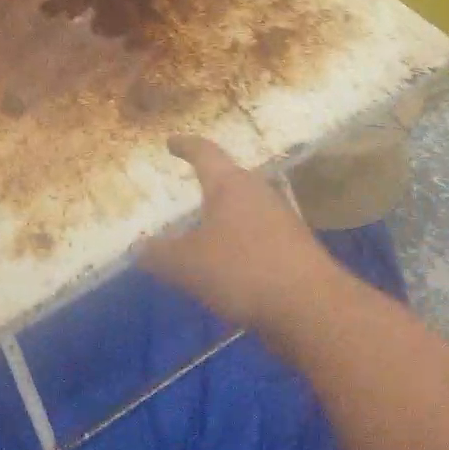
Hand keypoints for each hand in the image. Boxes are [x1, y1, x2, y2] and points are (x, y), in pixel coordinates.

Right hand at [138, 136, 342, 332]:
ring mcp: (281, 220)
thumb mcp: (187, 265)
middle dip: (209, 185)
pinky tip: (230, 268)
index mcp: (230, 184)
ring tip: (204, 233)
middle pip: (229, 180)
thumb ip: (159, 254)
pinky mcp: (294, 250)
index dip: (186, 146)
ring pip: (245, 210)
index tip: (172, 142)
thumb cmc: (242, 270)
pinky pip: (258, 237)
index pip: (205, 153)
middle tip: (189, 188)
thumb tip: (137, 246)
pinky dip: (240, 245)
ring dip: (225, 218)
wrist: (311, 307)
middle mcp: (258, 193)